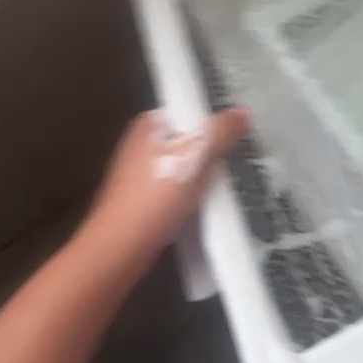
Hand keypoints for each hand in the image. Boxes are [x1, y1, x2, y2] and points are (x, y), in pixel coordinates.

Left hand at [80, 107, 249, 262]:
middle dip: (207, 152)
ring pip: (181, 169)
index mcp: (148, 124)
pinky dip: (187, 198)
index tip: (233, 135)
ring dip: (199, 178)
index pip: (187, 111)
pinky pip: (173, 192)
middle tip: (231, 163)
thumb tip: (243, 111)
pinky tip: (201, 209)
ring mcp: (137, 175)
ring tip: (221, 188)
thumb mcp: (196, 157)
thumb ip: (221, 131)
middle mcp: (139, 144)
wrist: (119, 251)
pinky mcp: (138, 203)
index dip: (211, 122)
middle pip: (186, 141)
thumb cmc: (156, 197)